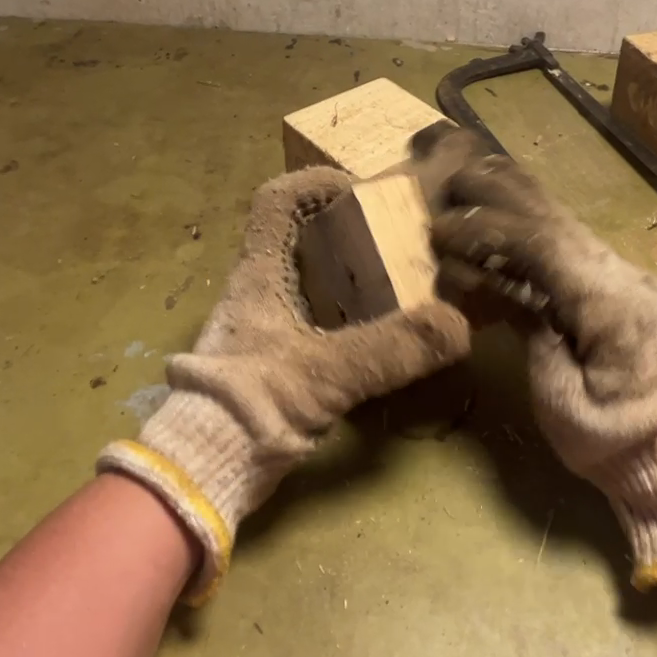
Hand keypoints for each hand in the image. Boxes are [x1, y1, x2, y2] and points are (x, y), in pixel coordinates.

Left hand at [99, 167, 469, 603]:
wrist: (199, 472)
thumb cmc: (248, 407)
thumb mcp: (324, 374)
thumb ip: (389, 349)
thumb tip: (457, 325)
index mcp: (258, 274)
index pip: (275, 202)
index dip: (316, 184)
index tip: (360, 192)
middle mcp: (256, 291)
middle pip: (297, 237)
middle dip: (345, 230)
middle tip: (393, 239)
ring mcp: (260, 326)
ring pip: (306, 279)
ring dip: (347, 273)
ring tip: (397, 281)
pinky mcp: (269, 360)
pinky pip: (312, 317)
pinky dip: (345, 314)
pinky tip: (376, 333)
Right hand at [429, 153, 656, 586]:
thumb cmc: (617, 445)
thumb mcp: (563, 403)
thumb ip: (536, 336)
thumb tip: (502, 287)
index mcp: (613, 306)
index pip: (546, 246)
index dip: (489, 229)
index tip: (442, 228)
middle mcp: (624, 276)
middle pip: (557, 220)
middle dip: (500, 194)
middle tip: (450, 179)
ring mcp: (626, 276)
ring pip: (565, 225)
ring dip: (514, 203)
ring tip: (469, 180)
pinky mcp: (618, 284)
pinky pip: (569, 245)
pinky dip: (529, 228)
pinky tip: (502, 219)